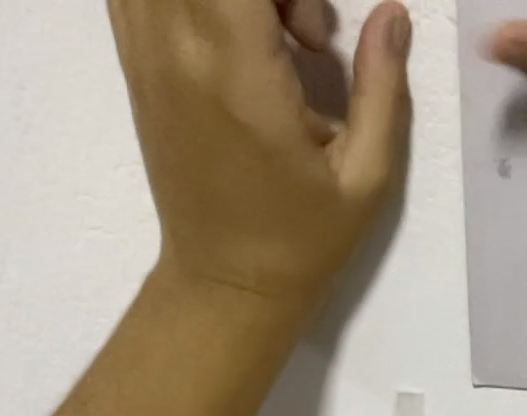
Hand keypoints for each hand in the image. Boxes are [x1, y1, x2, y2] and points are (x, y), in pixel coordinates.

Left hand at [108, 0, 411, 312]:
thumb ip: (382, 90)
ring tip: (271, 37)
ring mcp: (142, 45)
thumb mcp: (367, 178)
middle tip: (304, 38)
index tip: (320, 35)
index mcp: (237, 72)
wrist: (228, 278)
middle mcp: (175, 43)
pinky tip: (237, 35)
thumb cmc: (306, 237)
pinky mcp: (132, 55)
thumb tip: (393, 14)